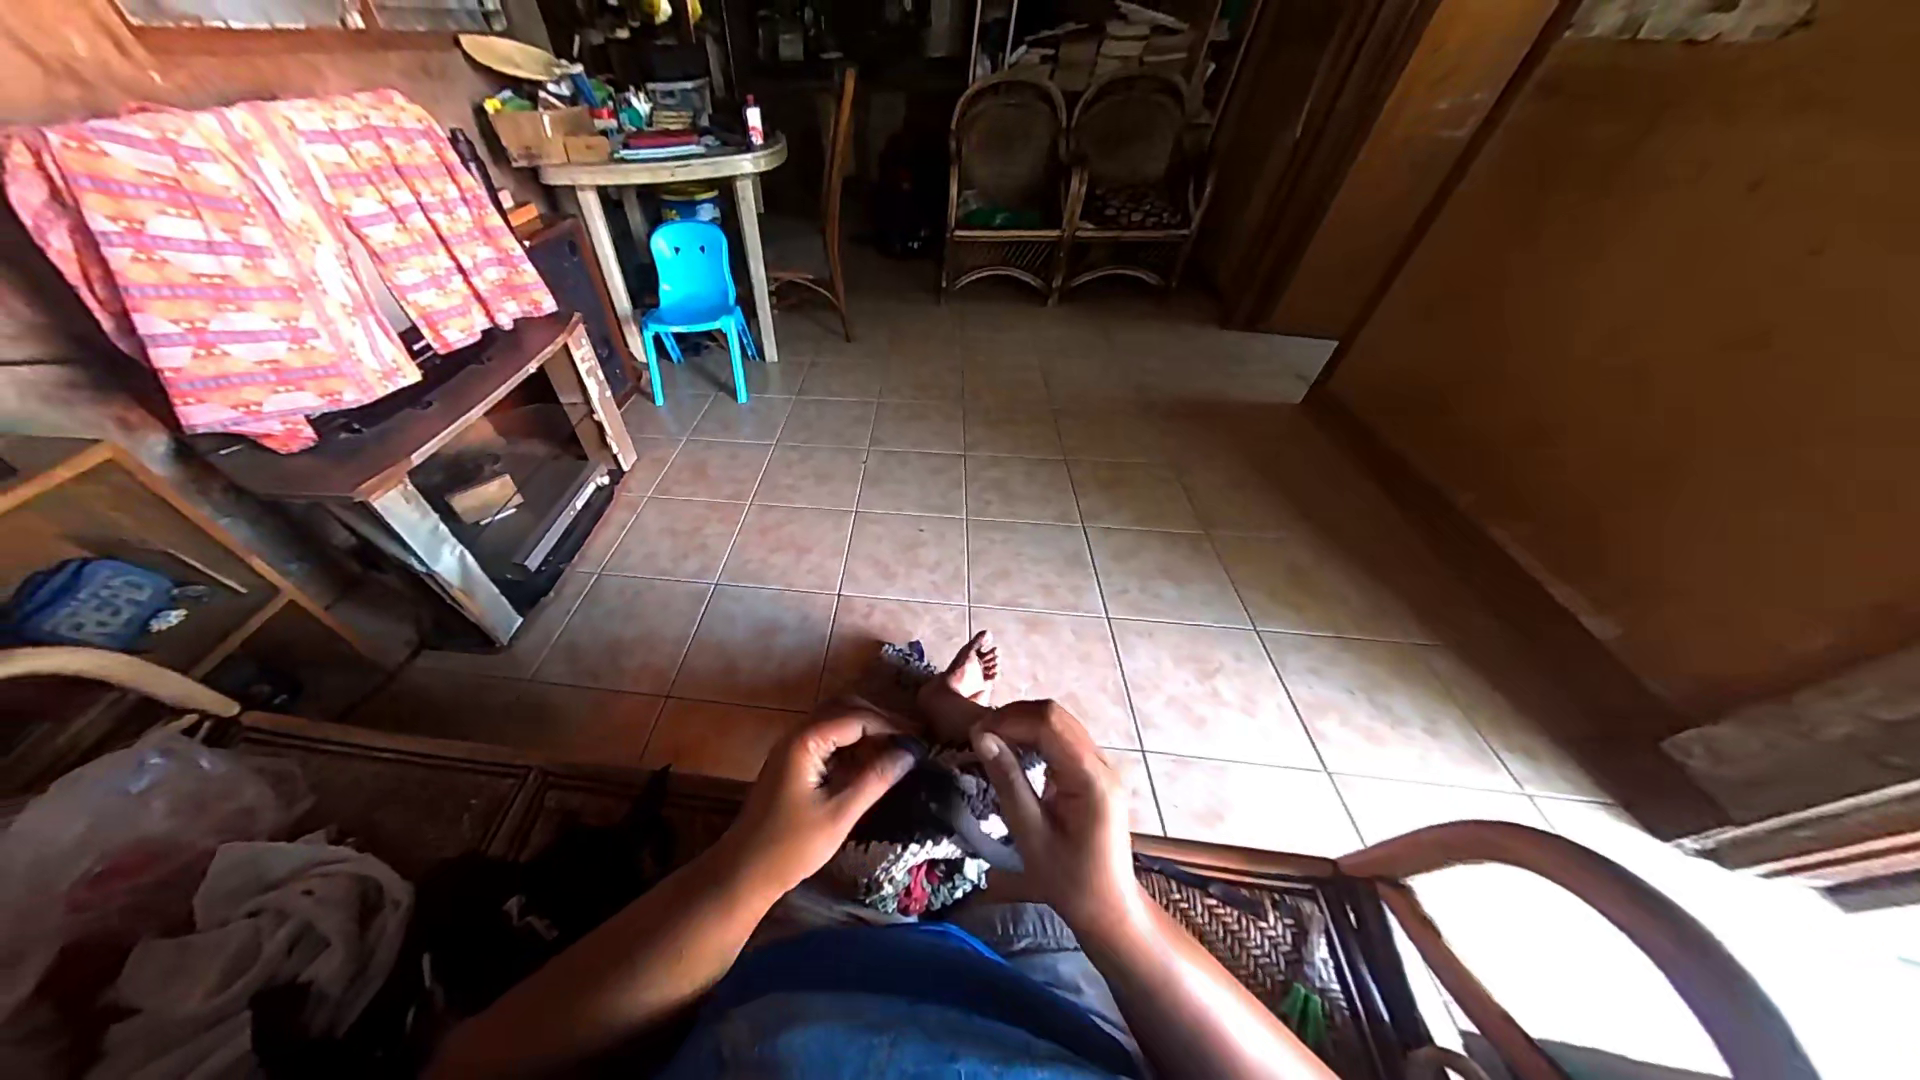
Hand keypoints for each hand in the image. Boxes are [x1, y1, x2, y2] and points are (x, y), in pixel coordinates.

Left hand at [720, 705, 916, 894]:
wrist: (742, 874)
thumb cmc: (790, 847)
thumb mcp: (840, 814)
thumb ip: (876, 779)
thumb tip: (910, 752)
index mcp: (806, 741)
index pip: (857, 717)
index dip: (890, 725)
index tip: (918, 740)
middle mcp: (798, 734)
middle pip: (845, 707)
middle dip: (879, 719)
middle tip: (909, 738)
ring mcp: (794, 747)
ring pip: (836, 720)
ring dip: (866, 729)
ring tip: (895, 748)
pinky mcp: (795, 763)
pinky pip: (829, 738)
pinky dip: (853, 743)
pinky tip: (871, 761)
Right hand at [972, 700, 1148, 940]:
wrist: (1108, 907)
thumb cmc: (1069, 880)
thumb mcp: (1030, 835)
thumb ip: (1008, 781)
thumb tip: (982, 738)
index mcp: (1090, 778)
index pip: (1048, 723)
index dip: (1009, 720)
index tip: (975, 735)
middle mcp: (1101, 762)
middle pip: (1054, 715)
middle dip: (1013, 717)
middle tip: (980, 738)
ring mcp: (1100, 765)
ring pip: (1059, 721)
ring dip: (1022, 724)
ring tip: (991, 743)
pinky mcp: (1094, 771)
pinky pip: (1062, 738)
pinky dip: (1034, 736)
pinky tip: (1014, 752)